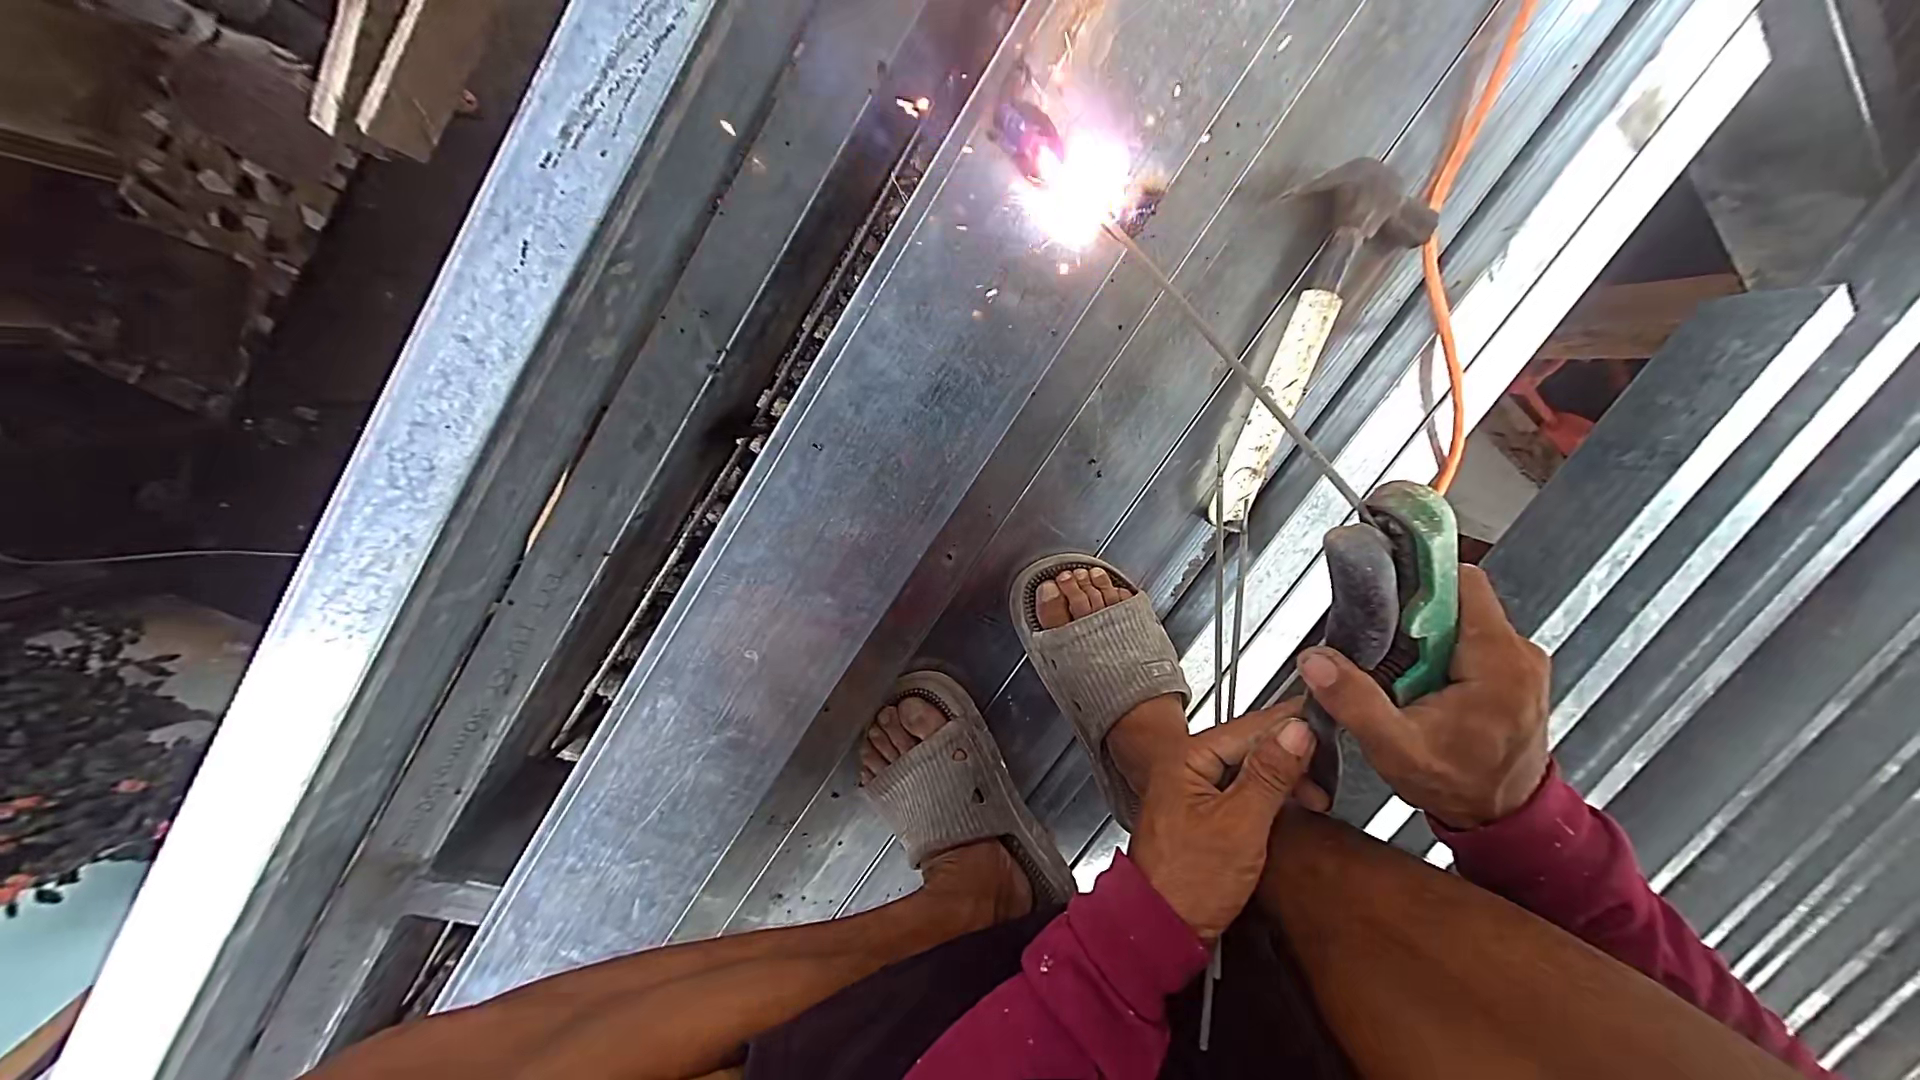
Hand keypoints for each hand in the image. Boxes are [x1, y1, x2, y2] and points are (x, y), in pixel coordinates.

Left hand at [1127, 707, 1314, 940]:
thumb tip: (1295, 733)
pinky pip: (1240, 790)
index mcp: (1186, 757)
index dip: (1288, 722)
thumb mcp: (1240, 823)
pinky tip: (1288, 807)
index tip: (1321, 714)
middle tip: (1325, 768)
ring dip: (1281, 777)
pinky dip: (1267, 796)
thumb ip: (1269, 775)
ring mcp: (1192, 789)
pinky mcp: (1201, 812)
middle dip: (1288, 754)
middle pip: (1247, 745)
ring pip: (1246, 768)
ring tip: (1313, 794)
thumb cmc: (1187, 880)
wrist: (1162, 925)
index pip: (1247, 726)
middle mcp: (1184, 765)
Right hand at [1298, 564, 1549, 830]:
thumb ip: (1353, 701)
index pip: (1458, 581)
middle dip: (1404, 610)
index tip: (1379, 580)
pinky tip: (1408, 673)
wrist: (1503, 816)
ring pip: (1452, 613)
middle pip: (1448, 595)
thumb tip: (1316, 661)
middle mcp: (1515, 653)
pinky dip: (1428, 644)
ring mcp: (1513, 659)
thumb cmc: (1461, 785)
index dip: (1413, 575)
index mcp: (1497, 662)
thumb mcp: (1394, 747)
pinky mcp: (1504, 666)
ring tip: (1391, 665)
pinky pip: (1460, 632)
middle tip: (1375, 643)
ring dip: (1414, 628)